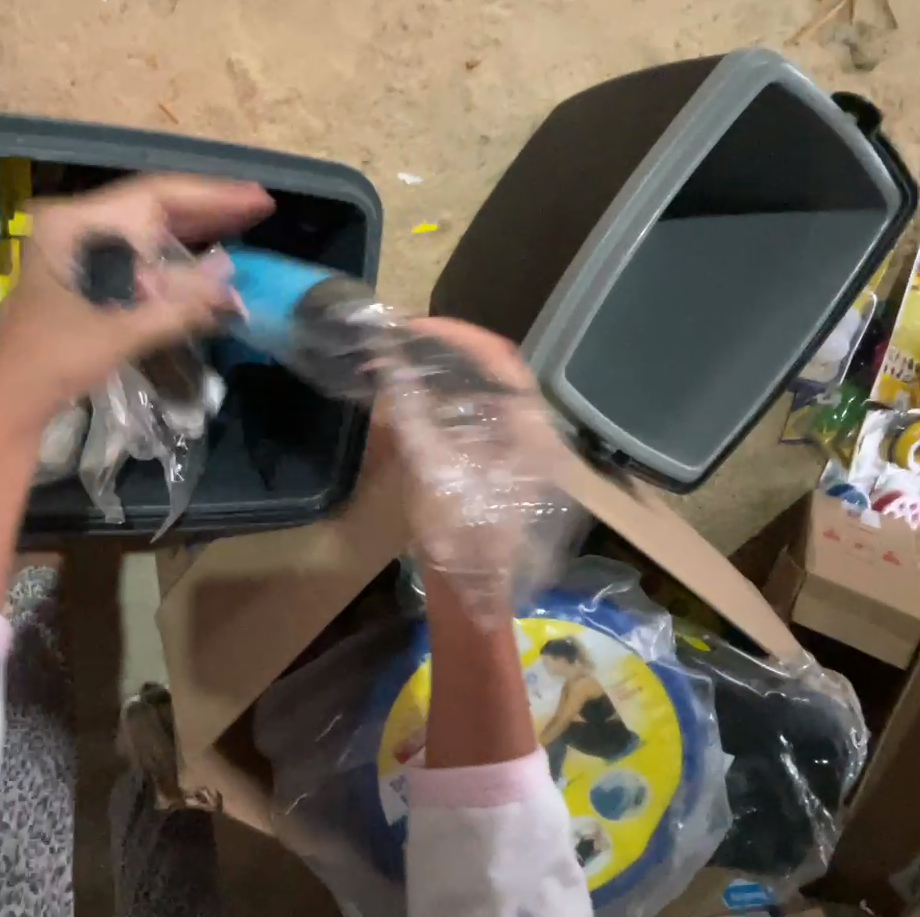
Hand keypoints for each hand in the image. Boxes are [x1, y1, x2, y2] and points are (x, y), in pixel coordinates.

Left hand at [0, 173, 272, 422]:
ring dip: (196, 236)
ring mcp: (83, 251)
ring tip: (244, 228)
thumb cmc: (53, 361)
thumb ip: (178, 304)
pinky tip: (208, 266)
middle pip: (154, 209)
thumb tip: (231, 281)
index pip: (154, 196)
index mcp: (75, 225)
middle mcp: (79, 227)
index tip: (256, 199)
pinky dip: (176, 263)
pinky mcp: (90, 276)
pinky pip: (142, 258)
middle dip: (208, 211)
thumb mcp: (120, 330)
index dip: (211, 197)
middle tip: (259, 209)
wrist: (9, 401)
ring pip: (150, 233)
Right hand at [383, 318, 574, 613]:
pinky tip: (416, 394)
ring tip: (403, 357)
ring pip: (482, 386)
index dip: (457, 335)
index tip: (414, 327)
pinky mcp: (499, 458)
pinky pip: (474, 410)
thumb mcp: (432, 473)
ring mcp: (517, 444)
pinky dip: (444, 394)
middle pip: (491, 367)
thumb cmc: (459, 539)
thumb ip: (413, 415)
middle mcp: (530, 429)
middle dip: (446, 347)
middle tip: (401, 338)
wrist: (473, 592)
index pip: (499, 359)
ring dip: (444, 368)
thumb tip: (389, 366)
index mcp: (527, 429)